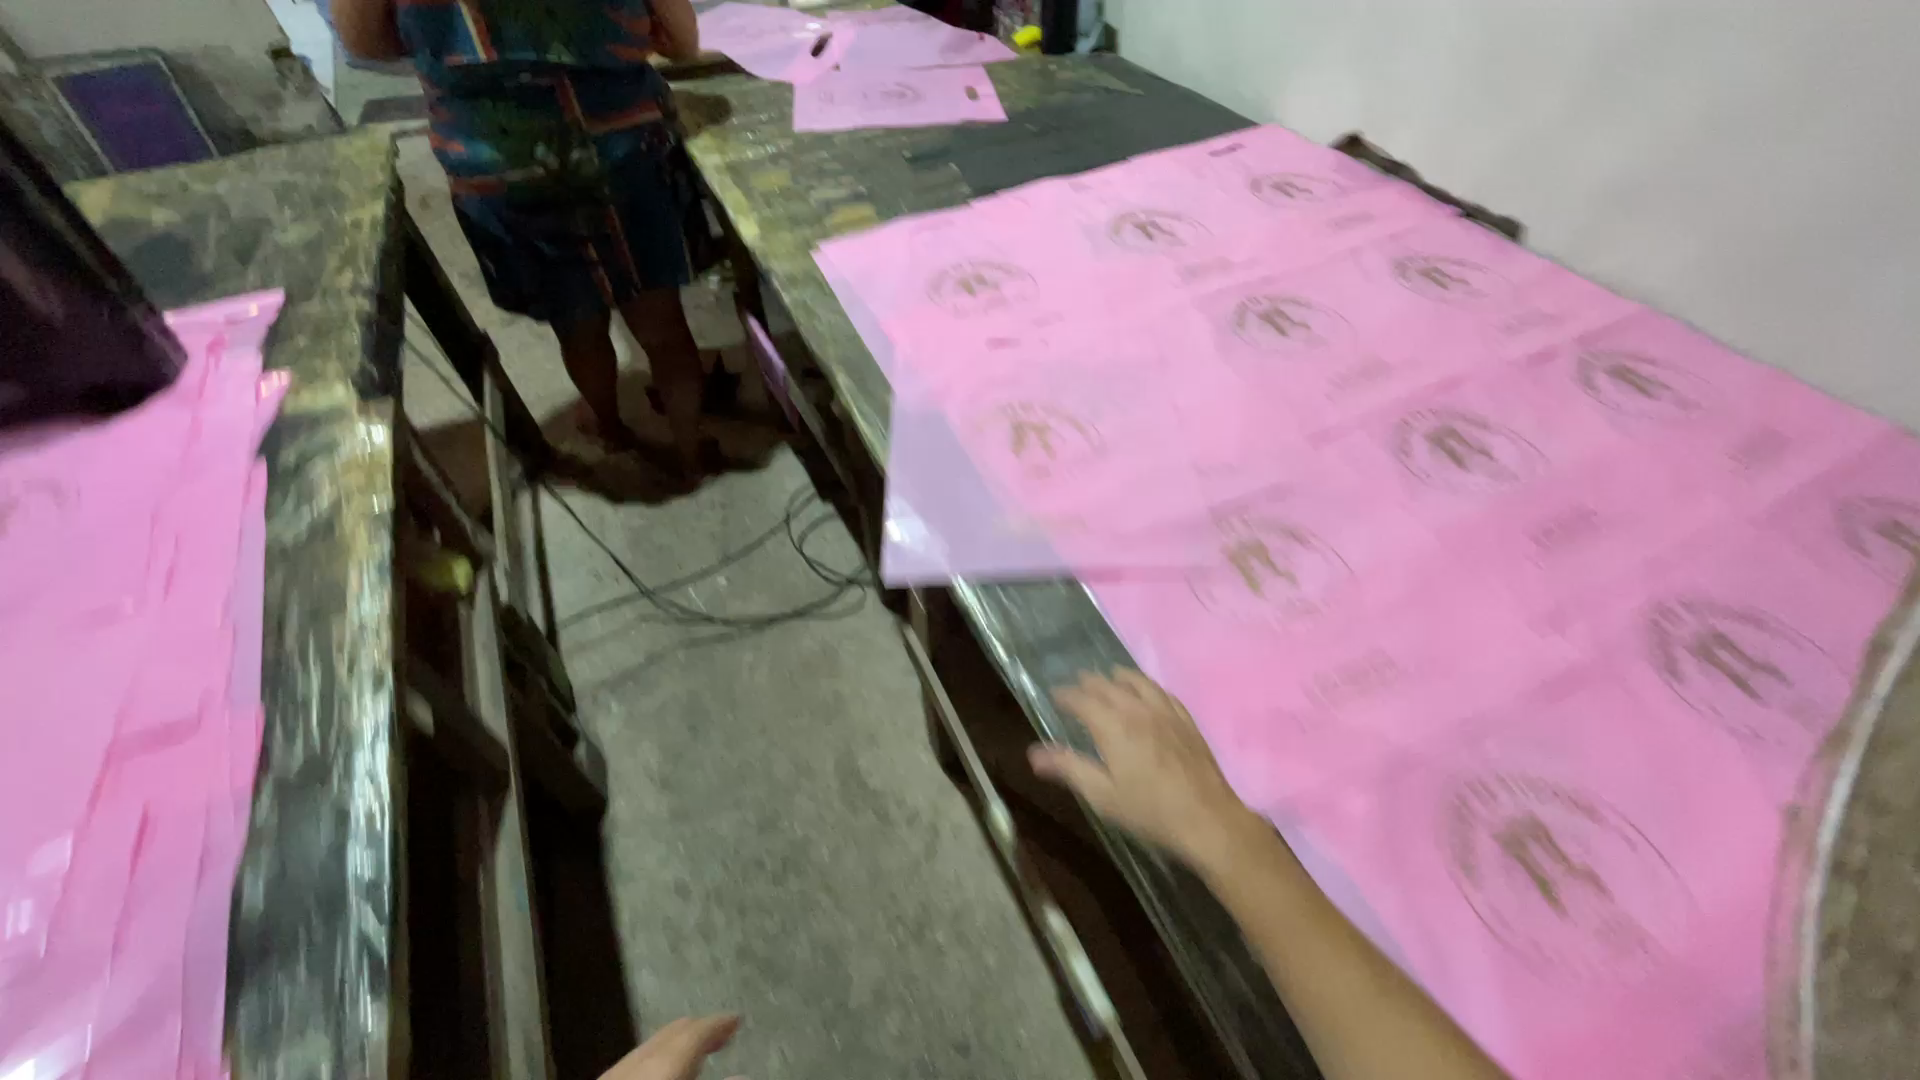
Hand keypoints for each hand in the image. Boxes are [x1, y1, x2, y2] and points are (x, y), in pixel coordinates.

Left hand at [600, 1014, 743, 1079]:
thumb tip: (744, 1073)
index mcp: (664, 1058)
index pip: (696, 1029)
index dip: (720, 1022)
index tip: (737, 1018)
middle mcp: (638, 1056)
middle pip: (672, 1032)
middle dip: (699, 1028)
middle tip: (721, 1031)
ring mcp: (613, 1071)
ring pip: (650, 1046)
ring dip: (676, 1045)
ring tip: (695, 1053)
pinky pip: (636, 1062)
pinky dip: (656, 1060)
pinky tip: (659, 1072)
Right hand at [1031, 669, 1269, 872]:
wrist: (1208, 819)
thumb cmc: (1149, 811)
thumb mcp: (1102, 795)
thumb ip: (1069, 768)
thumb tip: (1034, 753)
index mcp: (1113, 726)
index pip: (1082, 700)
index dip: (1066, 695)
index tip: (1055, 695)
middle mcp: (1138, 710)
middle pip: (1108, 685)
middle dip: (1089, 683)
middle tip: (1077, 684)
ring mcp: (1166, 713)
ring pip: (1138, 682)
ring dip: (1119, 677)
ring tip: (1110, 677)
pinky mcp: (1186, 721)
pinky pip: (1163, 692)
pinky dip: (1147, 685)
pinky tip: (1148, 691)